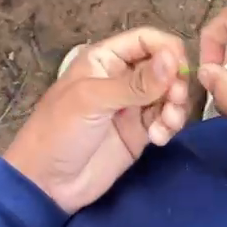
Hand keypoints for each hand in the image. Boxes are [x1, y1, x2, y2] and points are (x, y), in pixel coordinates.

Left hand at [3, 27, 190, 212]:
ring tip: (167, 123)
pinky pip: (165, 119)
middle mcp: (122, 77)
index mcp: (106, 59)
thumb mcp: (93, 101)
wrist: (46, 185)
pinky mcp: (140, 132)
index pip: (146, 40)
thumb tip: (173, 58)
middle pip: (163, 66)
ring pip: (168, 93)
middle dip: (174, 81)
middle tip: (174, 100)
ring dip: (175, 105)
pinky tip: (159, 138)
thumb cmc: (60, 131)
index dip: (167, 49)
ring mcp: (132, 106)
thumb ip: (135, 82)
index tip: (180, 68)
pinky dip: (169, 126)